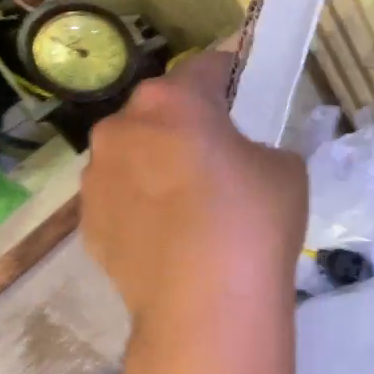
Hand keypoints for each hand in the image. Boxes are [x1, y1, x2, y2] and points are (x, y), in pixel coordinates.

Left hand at [81, 48, 306, 330]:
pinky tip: (174, 240)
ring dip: (159, 166)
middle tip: (222, 157)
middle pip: (159, 112)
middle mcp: (122, 128)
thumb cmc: (254, 222)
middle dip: (187, 124)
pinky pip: (123, 201)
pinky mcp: (88, 225)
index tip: (244, 87)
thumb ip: (258, 148)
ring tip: (194, 207)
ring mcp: (97, 178)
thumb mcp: (285, 169)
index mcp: (173, 102)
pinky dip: (144, 209)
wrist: (207, 305)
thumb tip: (239, 160)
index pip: (205, 67)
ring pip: (134, 156)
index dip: (229, 74)